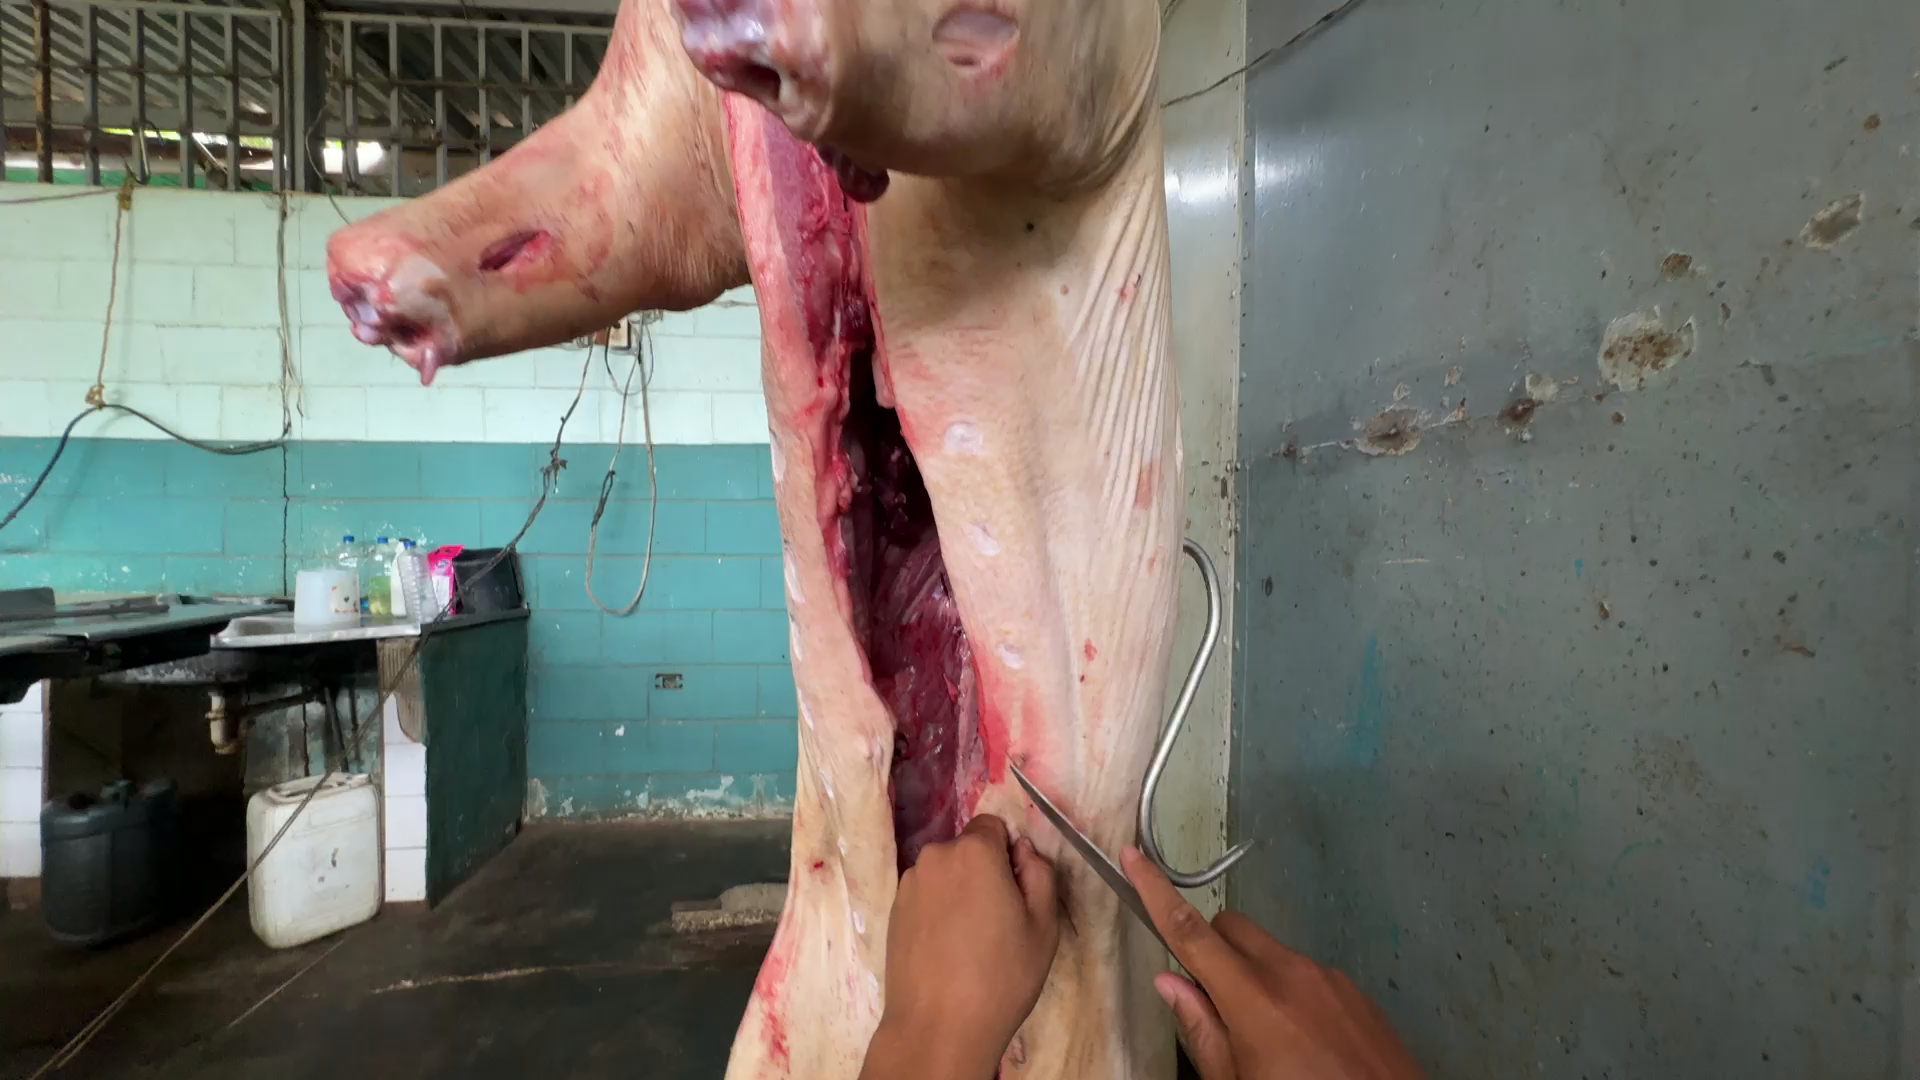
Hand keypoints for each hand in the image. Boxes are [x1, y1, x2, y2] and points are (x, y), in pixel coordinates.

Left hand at [859, 815, 1060, 1079]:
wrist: (936, 1029)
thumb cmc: (1000, 977)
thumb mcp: (1043, 925)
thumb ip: (1040, 873)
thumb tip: (1022, 851)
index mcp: (973, 851)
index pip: (993, 825)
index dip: (1008, 854)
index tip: (1014, 890)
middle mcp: (936, 855)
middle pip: (968, 849)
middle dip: (984, 872)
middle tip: (997, 921)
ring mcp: (910, 882)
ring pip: (946, 872)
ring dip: (959, 890)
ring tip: (969, 941)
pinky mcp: (893, 908)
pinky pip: (926, 894)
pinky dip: (938, 910)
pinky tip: (946, 949)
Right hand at [1122, 846, 1423, 1079]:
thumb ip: (1202, 1033)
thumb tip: (1169, 981)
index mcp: (1254, 999)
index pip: (1189, 931)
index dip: (1154, 890)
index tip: (1132, 855)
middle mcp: (1290, 972)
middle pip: (1229, 927)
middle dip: (1212, 950)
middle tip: (1214, 1003)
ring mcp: (1328, 978)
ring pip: (1267, 951)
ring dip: (1252, 974)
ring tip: (1271, 1038)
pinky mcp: (1356, 992)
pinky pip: (1305, 972)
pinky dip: (1289, 991)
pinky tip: (1308, 1043)